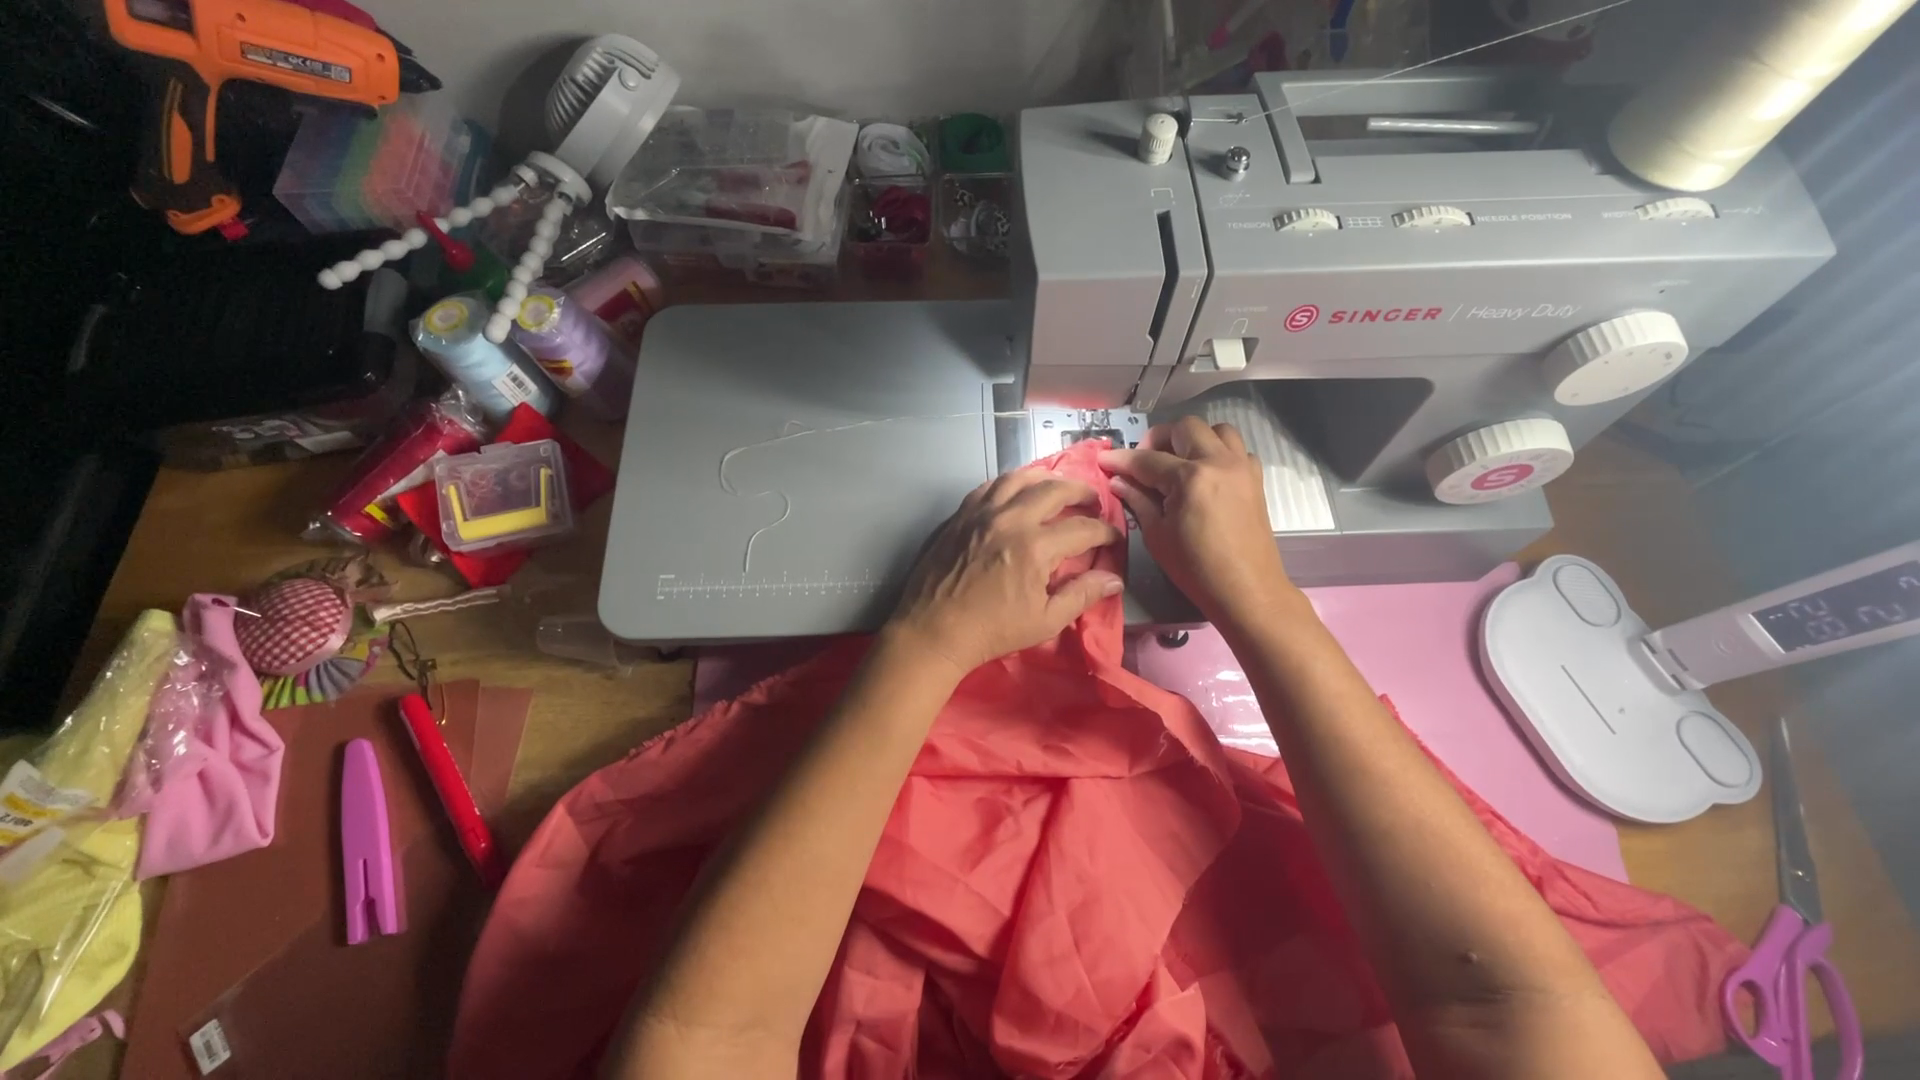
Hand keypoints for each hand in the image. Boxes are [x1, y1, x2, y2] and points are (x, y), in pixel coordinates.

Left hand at [886, 471, 1124, 676]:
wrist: (934, 630)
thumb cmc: (992, 631)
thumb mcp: (1045, 621)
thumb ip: (1081, 595)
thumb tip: (1114, 579)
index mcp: (1035, 547)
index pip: (1082, 529)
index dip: (1105, 531)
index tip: (1114, 537)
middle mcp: (1010, 520)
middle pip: (1054, 490)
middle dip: (1081, 492)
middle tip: (1093, 501)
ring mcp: (982, 513)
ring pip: (1019, 479)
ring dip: (1045, 479)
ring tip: (1059, 486)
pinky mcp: (960, 515)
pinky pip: (989, 486)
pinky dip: (1010, 484)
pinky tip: (1017, 492)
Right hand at [1099, 417, 1294, 627]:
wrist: (1246, 590)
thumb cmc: (1196, 569)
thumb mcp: (1158, 536)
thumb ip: (1138, 501)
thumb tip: (1119, 481)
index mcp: (1191, 478)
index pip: (1147, 459)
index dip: (1121, 460)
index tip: (1104, 460)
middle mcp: (1219, 462)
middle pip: (1184, 428)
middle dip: (1159, 439)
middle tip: (1144, 462)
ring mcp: (1241, 467)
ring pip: (1216, 430)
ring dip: (1193, 439)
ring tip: (1178, 462)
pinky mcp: (1255, 479)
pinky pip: (1237, 450)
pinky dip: (1219, 453)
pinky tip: (1206, 475)